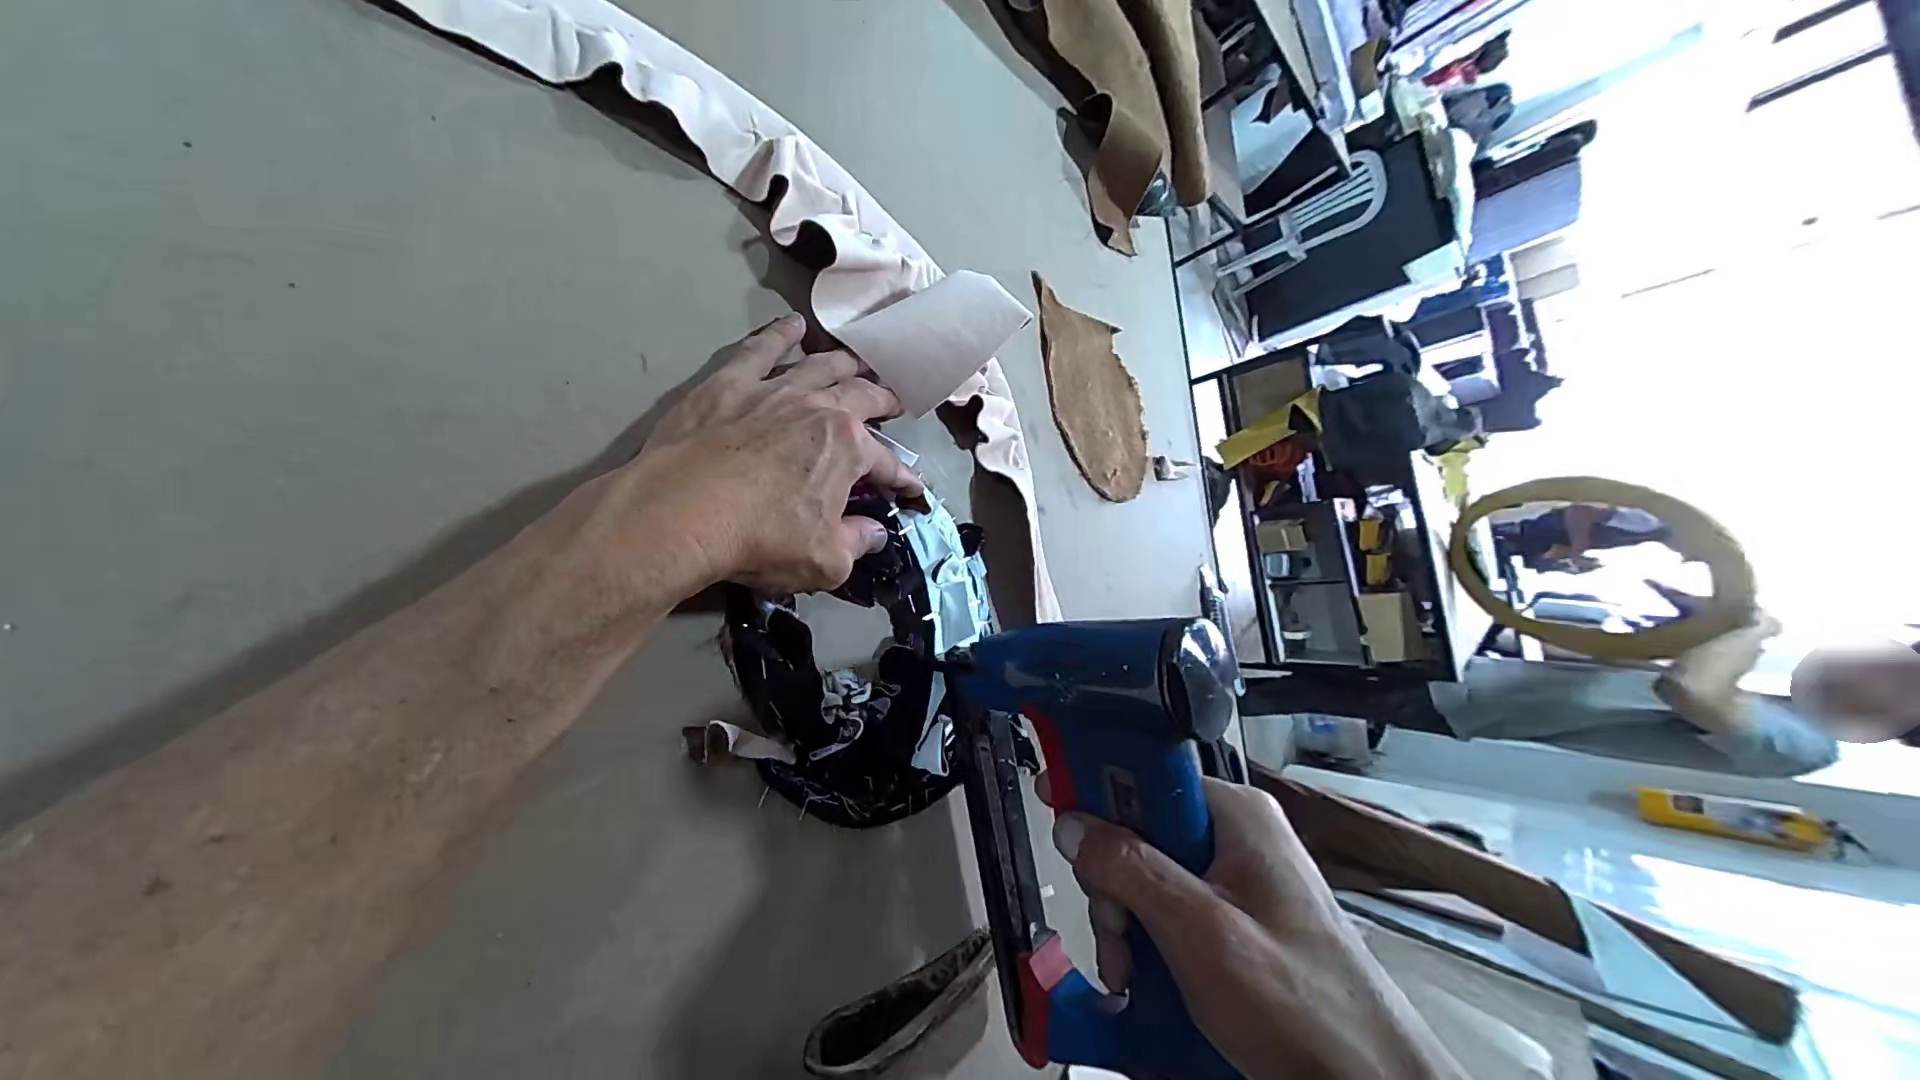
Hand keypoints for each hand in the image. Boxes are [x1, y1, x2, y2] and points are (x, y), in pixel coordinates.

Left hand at [617, 314, 922, 593]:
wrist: (680, 513)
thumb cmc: (761, 539)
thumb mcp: (826, 560)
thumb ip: (856, 543)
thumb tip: (873, 532)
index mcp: (847, 447)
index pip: (887, 463)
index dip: (903, 478)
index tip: (912, 489)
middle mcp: (818, 408)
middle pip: (860, 396)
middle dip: (882, 400)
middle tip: (893, 402)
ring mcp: (773, 390)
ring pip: (817, 365)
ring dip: (842, 362)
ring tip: (855, 360)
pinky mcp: (728, 384)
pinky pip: (760, 350)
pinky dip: (779, 335)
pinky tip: (792, 325)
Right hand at [1048, 777, 1460, 1079]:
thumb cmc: (1297, 1004)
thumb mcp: (1199, 931)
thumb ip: (1129, 868)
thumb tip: (1069, 822)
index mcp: (1236, 812)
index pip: (1148, 773)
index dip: (1097, 786)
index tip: (1051, 800)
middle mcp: (1234, 833)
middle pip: (1140, 831)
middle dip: (1113, 884)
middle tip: (1116, 937)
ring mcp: (1237, 876)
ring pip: (1147, 875)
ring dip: (1126, 923)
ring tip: (1131, 976)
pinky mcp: (1236, 916)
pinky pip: (1170, 908)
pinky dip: (1148, 941)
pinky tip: (1146, 982)